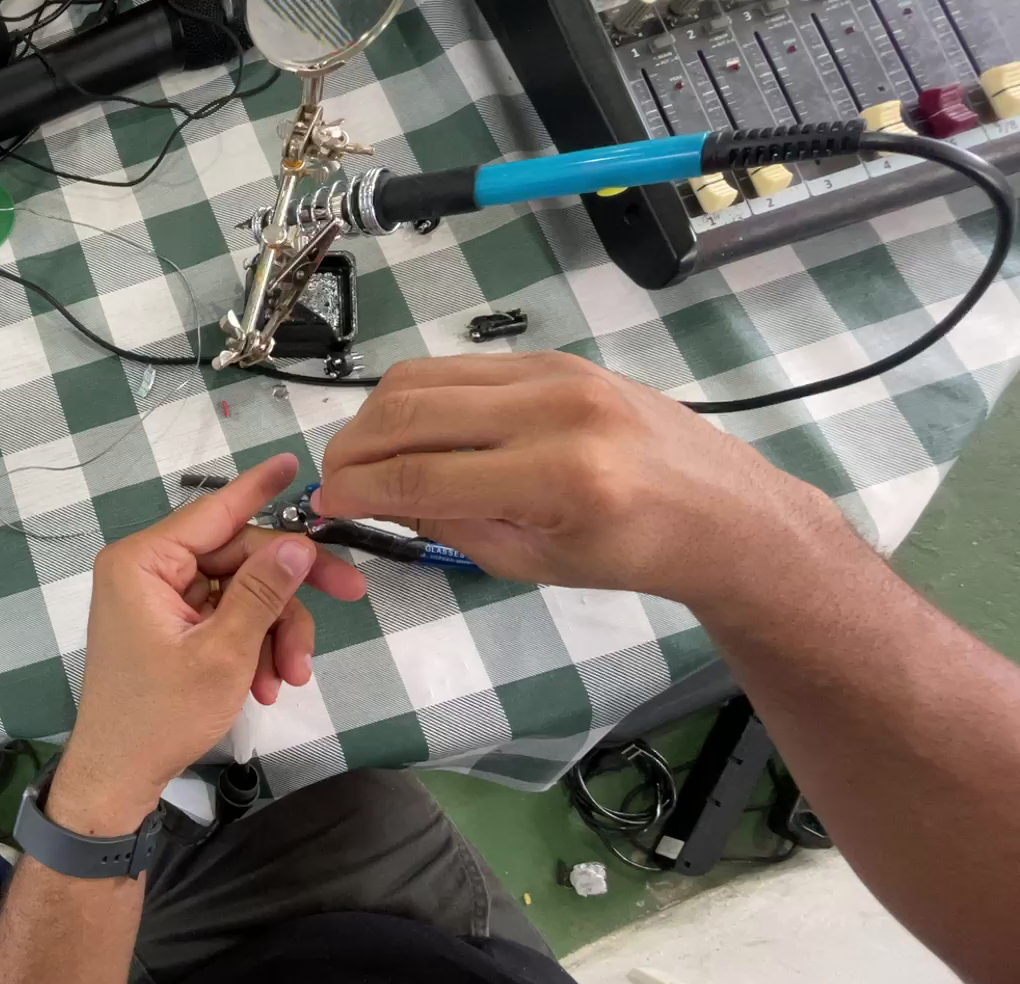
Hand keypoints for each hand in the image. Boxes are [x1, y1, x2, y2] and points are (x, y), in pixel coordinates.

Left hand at [49, 454, 366, 834]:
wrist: (120, 774)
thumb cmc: (161, 714)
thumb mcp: (223, 653)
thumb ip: (262, 592)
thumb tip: (298, 542)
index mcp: (144, 562)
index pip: (213, 512)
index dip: (260, 488)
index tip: (296, 461)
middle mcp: (148, 570)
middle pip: (238, 557)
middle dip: (287, 594)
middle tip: (353, 595)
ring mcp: (159, 597)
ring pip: (239, 591)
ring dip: (273, 632)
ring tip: (287, 680)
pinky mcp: (170, 623)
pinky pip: (224, 616)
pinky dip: (251, 646)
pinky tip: (266, 685)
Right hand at [315, 352, 853, 606]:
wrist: (724, 510)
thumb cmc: (625, 554)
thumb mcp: (523, 561)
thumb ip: (440, 523)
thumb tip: (368, 498)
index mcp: (558, 479)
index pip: (419, 476)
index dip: (354, 491)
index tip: (323, 505)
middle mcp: (554, 410)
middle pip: (406, 413)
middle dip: (349, 450)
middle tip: (331, 479)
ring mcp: (554, 372)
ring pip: (418, 378)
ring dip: (371, 419)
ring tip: (364, 455)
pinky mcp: (550, 357)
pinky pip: (450, 368)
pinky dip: (409, 398)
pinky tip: (406, 430)